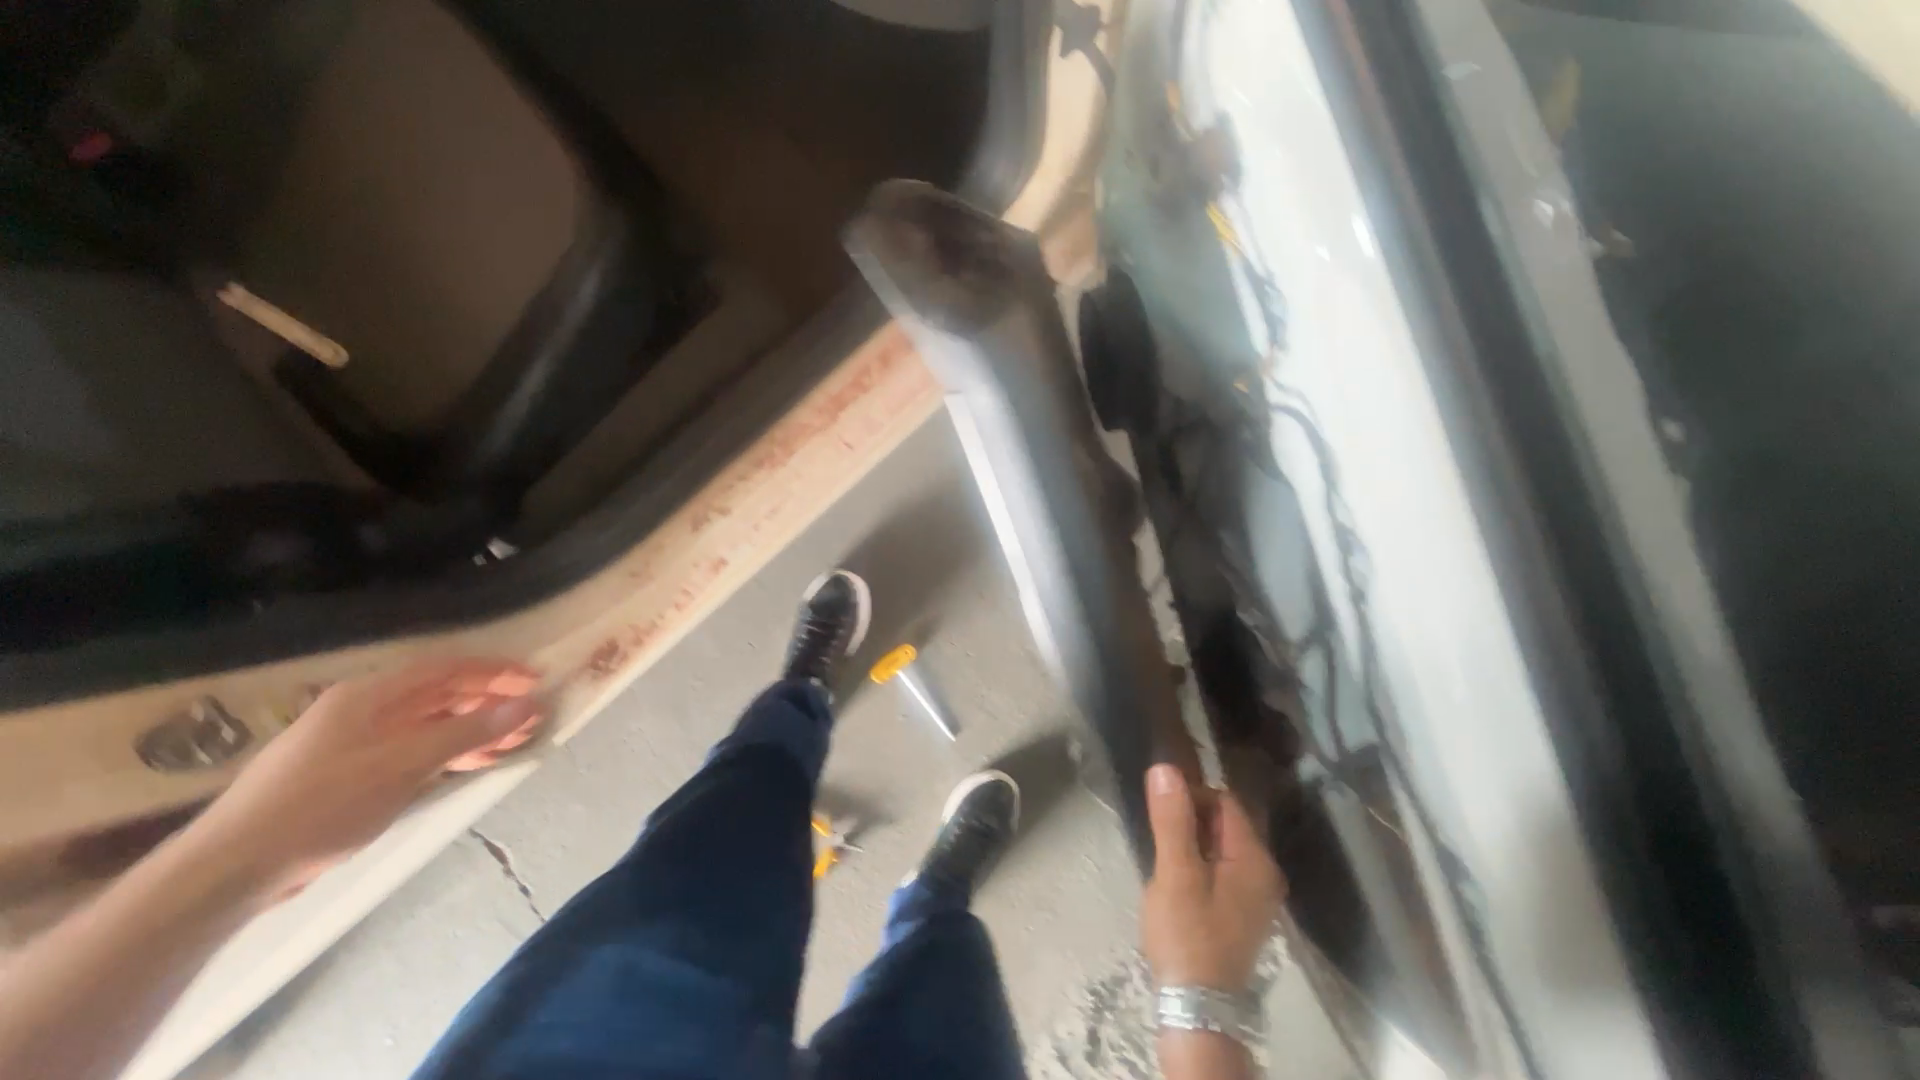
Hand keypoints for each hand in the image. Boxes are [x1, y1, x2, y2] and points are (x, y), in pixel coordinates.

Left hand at [185, 659, 542, 902]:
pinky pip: (414, 751)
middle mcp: (365, 710)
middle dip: (489, 703)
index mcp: (371, 695)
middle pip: (440, 694)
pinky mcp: (352, 775)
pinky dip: (447, 754)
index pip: (447, 668)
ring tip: (514, 744)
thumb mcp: (403, 765)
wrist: (234, 866)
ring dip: (473, 731)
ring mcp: (357, 743)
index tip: (537, 682)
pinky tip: (471, 765)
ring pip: (429, 725)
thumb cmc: (322, 804)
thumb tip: (527, 704)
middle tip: (533, 719)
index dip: (495, 671)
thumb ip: (468, 733)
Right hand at [1140, 764, 1285, 990]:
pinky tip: (1180, 883)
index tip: (1160, 810)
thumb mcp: (1175, 873)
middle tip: (1160, 838)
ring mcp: (1259, 897)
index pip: (1226, 802)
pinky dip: (1202, 867)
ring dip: (1194, 845)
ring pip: (1224, 849)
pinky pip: (1224, 872)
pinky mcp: (1245, 915)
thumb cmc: (1187, 934)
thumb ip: (1172, 819)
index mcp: (1256, 860)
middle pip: (1228, 824)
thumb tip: (1166, 768)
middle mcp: (1267, 874)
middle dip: (1192, 821)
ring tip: (1166, 861)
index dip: (1191, 796)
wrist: (1198, 1006)